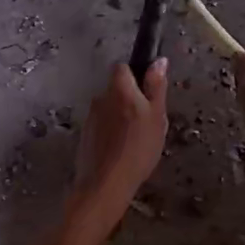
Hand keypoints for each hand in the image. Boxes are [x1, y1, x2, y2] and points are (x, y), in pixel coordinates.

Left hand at [71, 59, 169, 209]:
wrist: (106, 183)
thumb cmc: (138, 149)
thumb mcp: (157, 117)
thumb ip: (156, 87)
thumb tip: (159, 61)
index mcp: (118, 90)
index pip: (122, 67)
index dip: (134, 75)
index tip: (147, 91)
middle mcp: (100, 99)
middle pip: (116, 90)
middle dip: (130, 100)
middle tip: (146, 122)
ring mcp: (90, 117)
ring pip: (109, 109)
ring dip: (120, 118)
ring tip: (136, 141)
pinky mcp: (85, 135)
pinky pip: (103, 126)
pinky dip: (112, 133)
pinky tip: (122, 150)